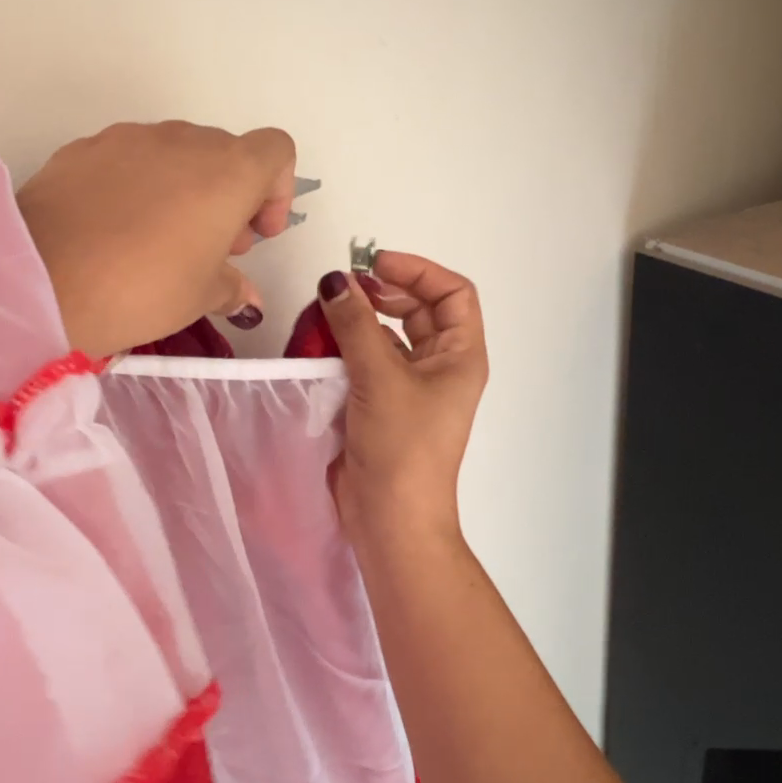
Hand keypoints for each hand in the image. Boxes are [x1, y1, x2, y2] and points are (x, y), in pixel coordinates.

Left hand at [16, 122, 297, 357]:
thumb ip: (231, 287)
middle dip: (228, 195)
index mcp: (227, 172)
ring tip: (159, 239)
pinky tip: (114, 229)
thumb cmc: (140, 289)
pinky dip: (136, 185)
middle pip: (224, 153)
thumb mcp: (197, 298)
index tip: (255, 234)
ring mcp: (128, 138)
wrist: (38, 280)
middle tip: (210, 247)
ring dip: (183, 188)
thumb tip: (246, 296)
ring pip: (174, 153)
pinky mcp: (83, 148)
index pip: (275, 151)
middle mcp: (182, 140)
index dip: (276, 191)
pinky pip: (128, 158)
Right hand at [315, 251, 488, 544]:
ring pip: (389, 336)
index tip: (374, 265)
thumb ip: (354, 323)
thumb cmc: (401, 445)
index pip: (452, 293)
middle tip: (344, 288)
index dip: (418, 271)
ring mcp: (411, 389)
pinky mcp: (382, 406)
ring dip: (360, 321)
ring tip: (326, 314)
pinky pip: (367, 363)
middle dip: (385, 293)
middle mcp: (441, 367)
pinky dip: (346, 349)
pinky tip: (321, 347)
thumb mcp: (380, 377)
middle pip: (419, 310)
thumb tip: (334, 280)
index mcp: (460, 356)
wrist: (391, 518)